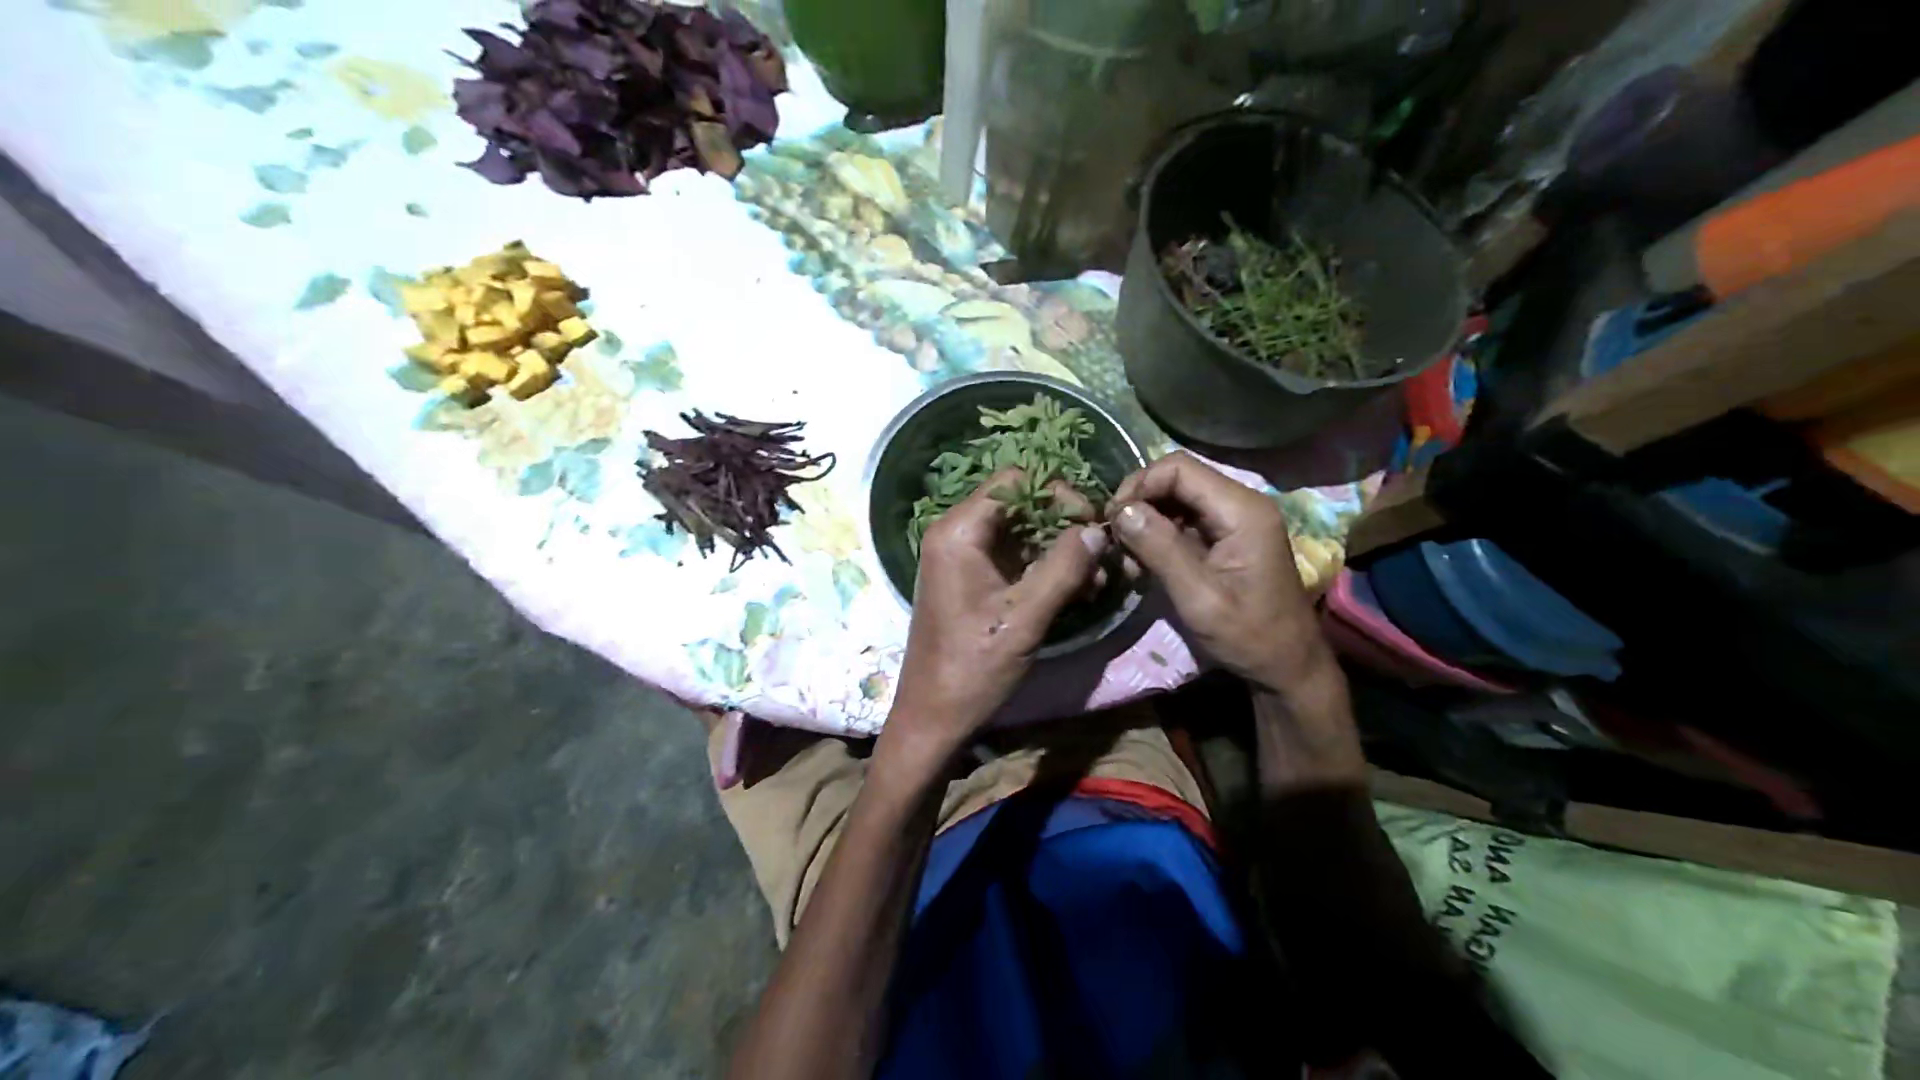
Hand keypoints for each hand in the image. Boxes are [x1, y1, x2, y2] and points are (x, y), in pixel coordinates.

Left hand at [886, 468, 1106, 764]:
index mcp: (958, 533)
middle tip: (1101, 555)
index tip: (1092, 524)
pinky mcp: (973, 579)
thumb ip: (1064, 569)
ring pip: (1022, 533)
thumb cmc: (972, 668)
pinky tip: (1079, 590)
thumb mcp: (1024, 618)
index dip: (1058, 495)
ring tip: (1097, 580)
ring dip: (1061, 549)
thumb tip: (1098, 530)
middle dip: (1064, 526)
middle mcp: (956, 534)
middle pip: (1020, 505)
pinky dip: (1046, 568)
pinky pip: (1015, 558)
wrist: (933, 716)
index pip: (1015, 483)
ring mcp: (963, 557)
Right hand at [1106, 452, 1331, 692]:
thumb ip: (1159, 549)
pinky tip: (1144, 564)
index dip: (1140, 485)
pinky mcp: (1225, 537)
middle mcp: (1240, 504)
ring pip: (1175, 498)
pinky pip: (1183, 519)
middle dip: (1139, 503)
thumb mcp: (1198, 597)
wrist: (1287, 666)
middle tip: (1116, 540)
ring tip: (1129, 558)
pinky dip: (1157, 535)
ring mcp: (1234, 520)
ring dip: (1146, 521)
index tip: (1114, 519)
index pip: (1179, 468)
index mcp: (1241, 510)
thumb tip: (1120, 510)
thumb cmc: (1248, 635)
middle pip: (1176, 478)